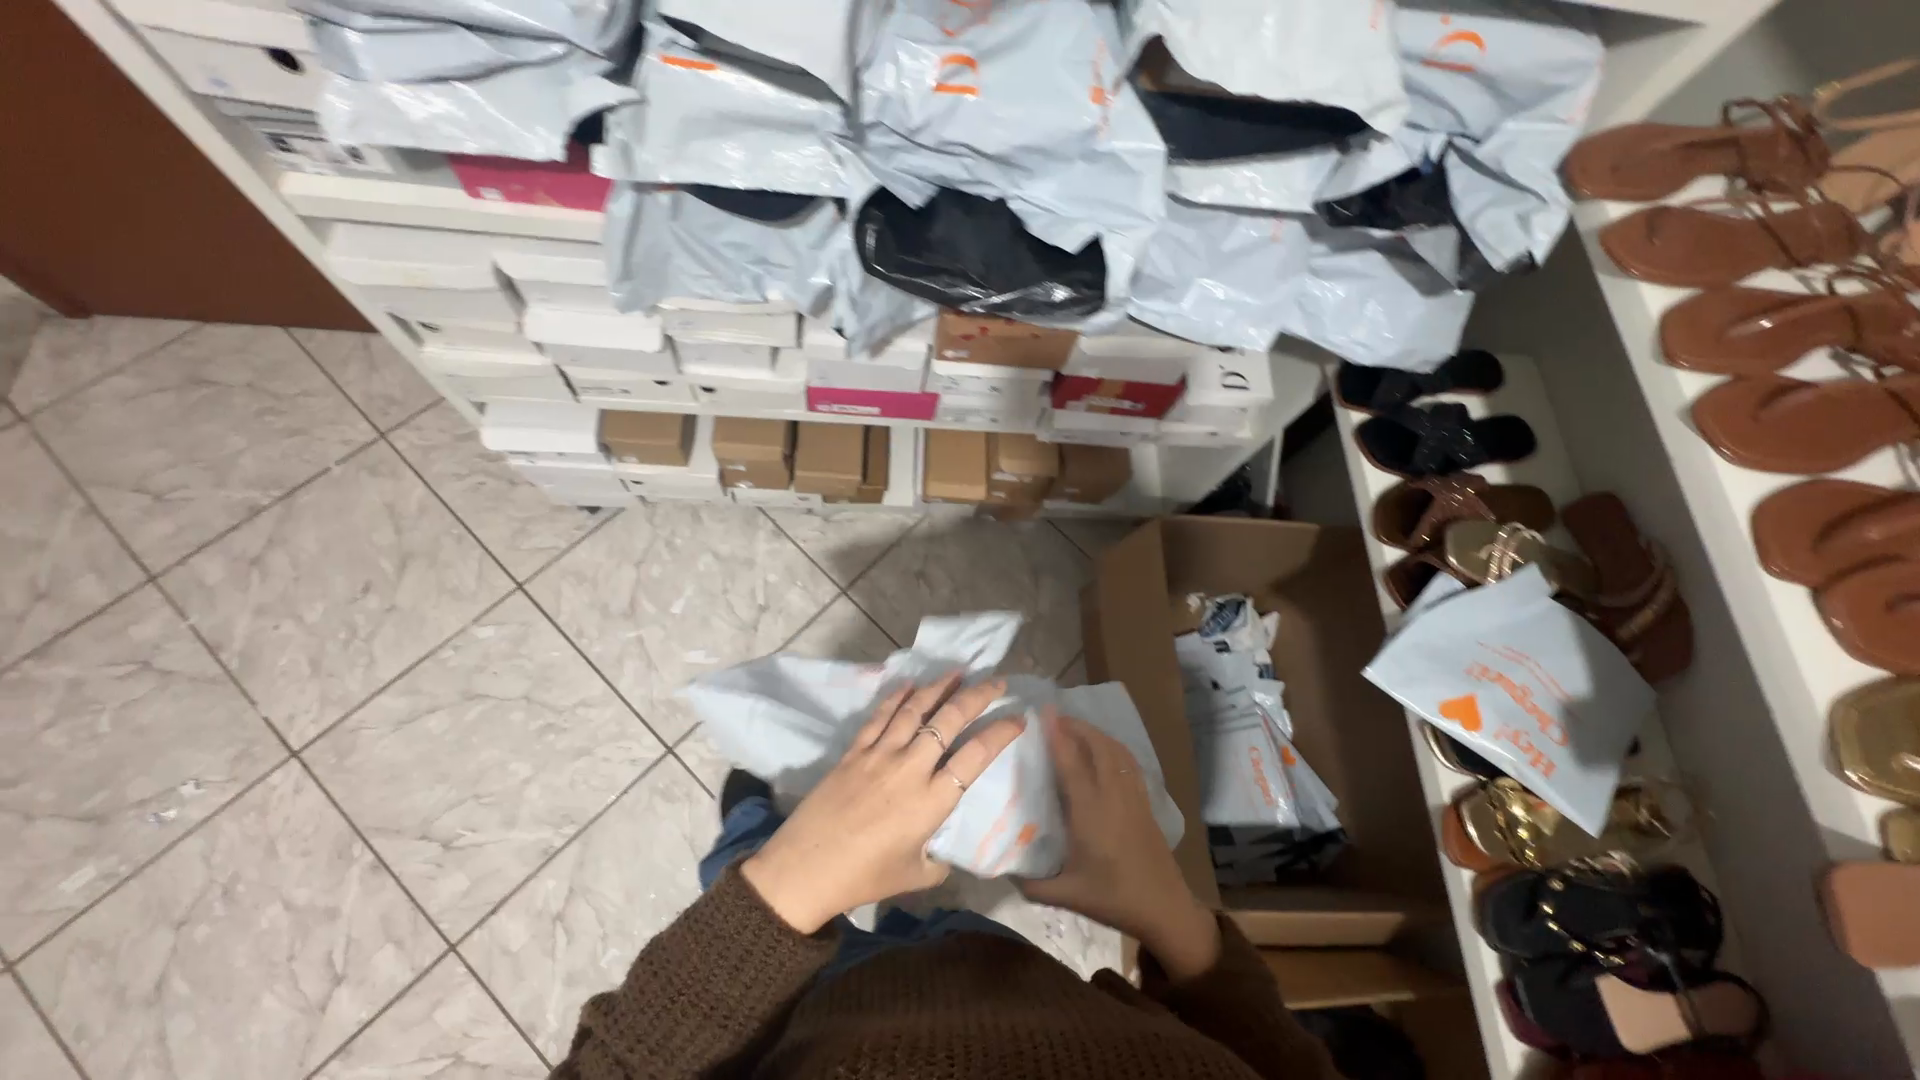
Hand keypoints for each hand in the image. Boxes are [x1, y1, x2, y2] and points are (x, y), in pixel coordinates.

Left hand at [741, 674, 1023, 934]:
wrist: (804, 870)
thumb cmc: (864, 878)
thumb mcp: (916, 876)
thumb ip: (940, 857)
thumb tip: (945, 844)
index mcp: (932, 801)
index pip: (975, 755)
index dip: (1000, 733)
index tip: (1018, 718)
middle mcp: (910, 769)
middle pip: (949, 720)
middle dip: (977, 696)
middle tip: (996, 681)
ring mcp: (879, 755)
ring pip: (915, 710)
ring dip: (939, 687)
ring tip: (958, 671)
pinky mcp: (853, 752)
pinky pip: (879, 716)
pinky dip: (896, 697)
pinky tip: (909, 684)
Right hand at [1018, 710, 1220, 979]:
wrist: (1165, 908)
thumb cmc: (1113, 899)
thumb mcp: (1066, 895)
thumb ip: (1030, 883)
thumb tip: (1002, 870)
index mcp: (1090, 813)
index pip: (1071, 763)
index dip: (1057, 735)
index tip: (1043, 712)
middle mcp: (1112, 796)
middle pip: (1097, 746)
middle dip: (1076, 726)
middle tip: (1054, 717)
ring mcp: (1132, 796)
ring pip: (1115, 751)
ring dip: (1095, 733)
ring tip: (1075, 728)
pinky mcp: (1146, 802)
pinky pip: (1128, 763)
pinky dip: (1112, 747)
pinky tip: (1103, 750)